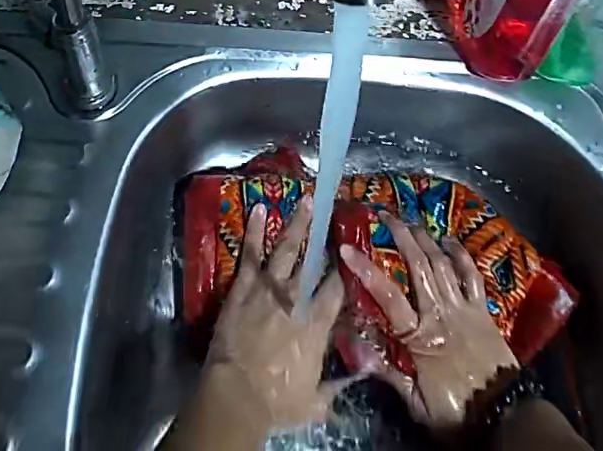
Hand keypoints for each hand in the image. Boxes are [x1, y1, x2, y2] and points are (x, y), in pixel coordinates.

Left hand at [185, 199, 354, 445]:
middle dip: (323, 235)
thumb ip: (339, 382)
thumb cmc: (277, 402)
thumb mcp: (315, 401)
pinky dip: (253, 230)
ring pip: (286, 248)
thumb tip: (366, 370)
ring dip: (297, 223)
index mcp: (317, 322)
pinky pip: (250, 254)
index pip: (336, 287)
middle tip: (331, 212)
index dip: (343, 269)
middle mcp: (297, 297)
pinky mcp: (243, 287)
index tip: (348, 253)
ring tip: (306, 200)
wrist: (236, 397)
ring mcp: (269, 288)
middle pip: (313, 260)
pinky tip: (258, 209)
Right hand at [339, 212, 519, 432]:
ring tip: (411, 220)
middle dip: (401, 235)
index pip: (387, 296)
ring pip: (442, 262)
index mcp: (419, 336)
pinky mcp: (482, 308)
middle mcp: (439, 312)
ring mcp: (462, 306)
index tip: (347, 248)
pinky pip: (471, 274)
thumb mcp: (417, 404)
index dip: (366, 270)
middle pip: (418, 264)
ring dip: (426, 238)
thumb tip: (359, 349)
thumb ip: (390, 373)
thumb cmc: (456, 411)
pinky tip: (450, 240)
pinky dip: (460, 254)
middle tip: (386, 214)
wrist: (503, 414)